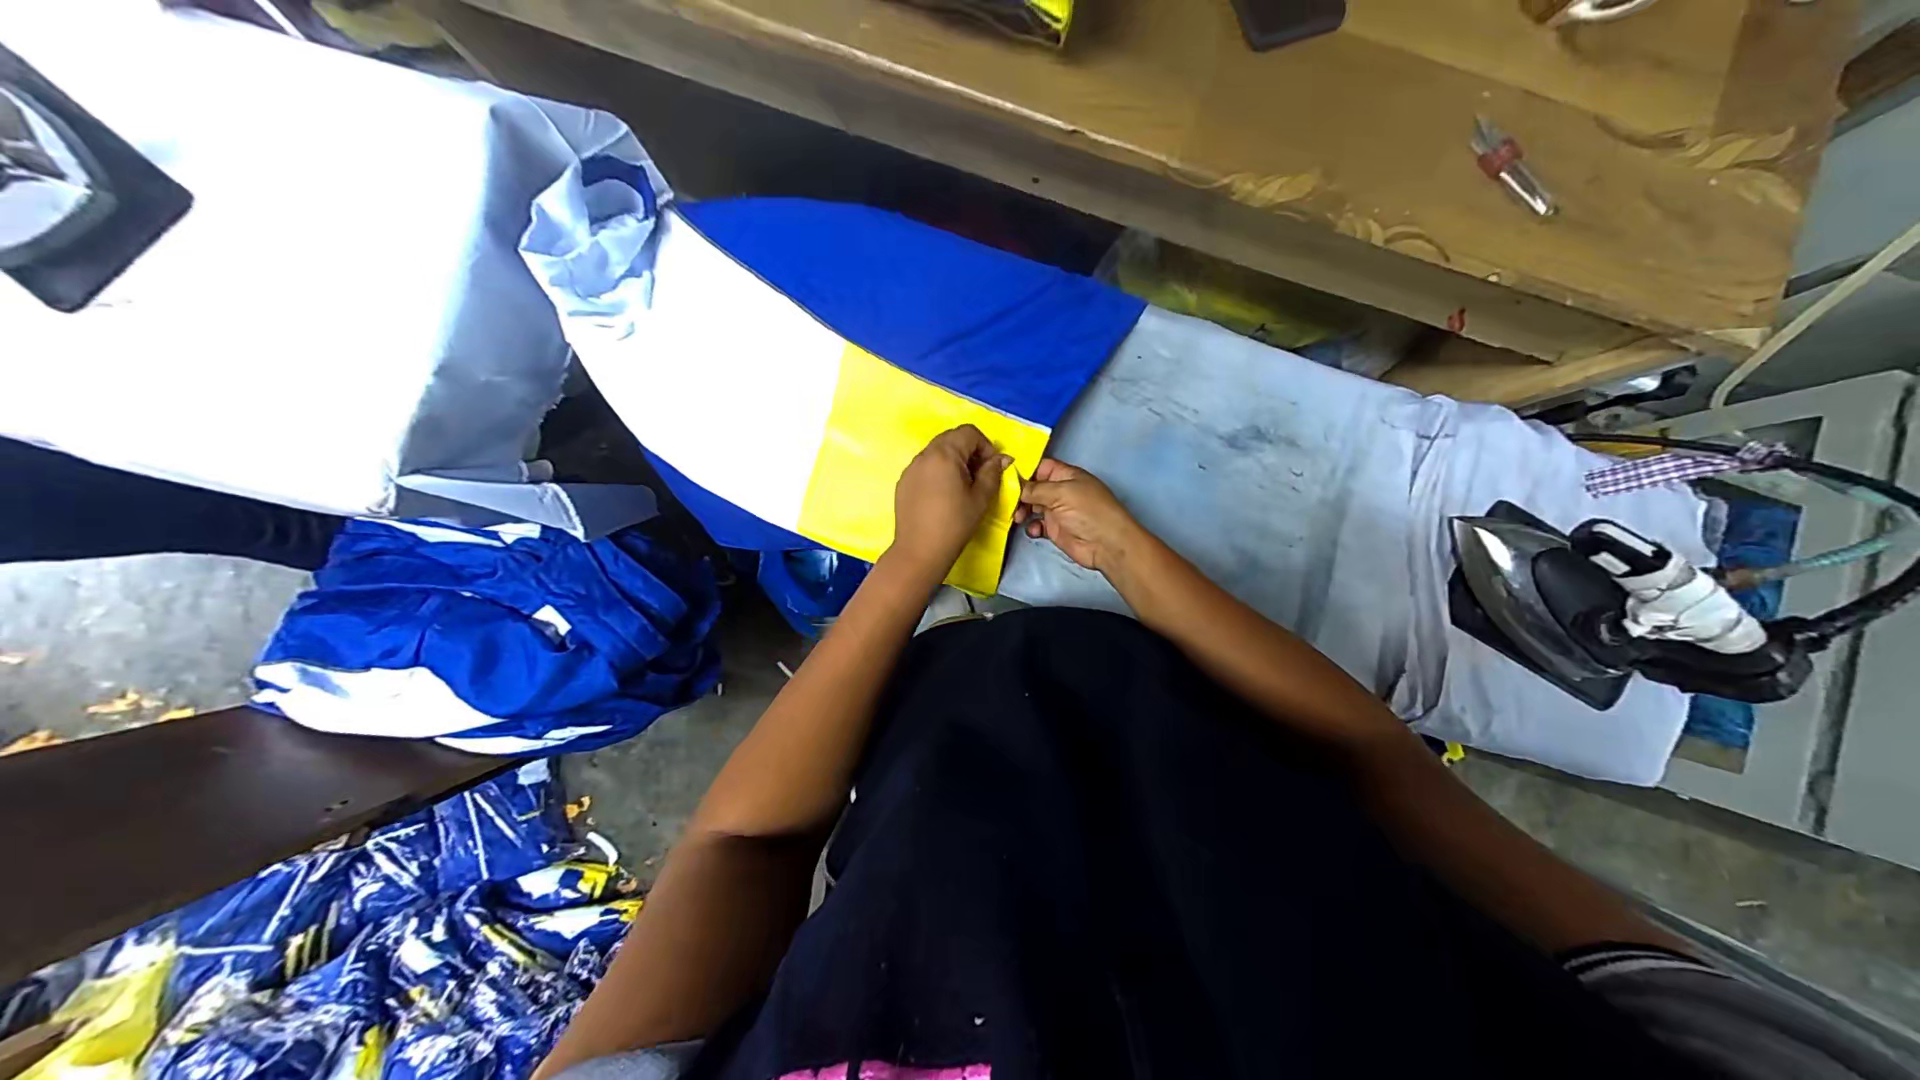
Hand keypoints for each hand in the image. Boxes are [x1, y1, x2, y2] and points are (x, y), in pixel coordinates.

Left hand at [889, 425, 1012, 575]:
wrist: (920, 550)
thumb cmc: (955, 523)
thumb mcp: (981, 498)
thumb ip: (992, 472)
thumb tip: (1002, 458)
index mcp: (945, 453)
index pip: (969, 432)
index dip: (985, 446)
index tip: (991, 467)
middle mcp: (924, 454)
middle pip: (951, 438)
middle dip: (969, 451)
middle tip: (979, 475)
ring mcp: (910, 468)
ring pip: (936, 452)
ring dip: (953, 461)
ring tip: (961, 486)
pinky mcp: (903, 482)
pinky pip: (924, 467)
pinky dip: (938, 472)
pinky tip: (942, 496)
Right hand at [1014, 459, 1142, 572]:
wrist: (1106, 544)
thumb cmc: (1088, 511)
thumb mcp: (1061, 493)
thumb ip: (1036, 489)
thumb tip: (1016, 486)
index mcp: (1066, 475)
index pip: (1041, 467)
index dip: (1025, 471)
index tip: (1006, 477)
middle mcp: (1060, 491)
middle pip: (1033, 488)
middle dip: (1019, 493)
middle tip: (1007, 501)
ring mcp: (1057, 511)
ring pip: (1032, 507)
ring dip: (1022, 511)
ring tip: (1018, 517)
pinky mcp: (1055, 530)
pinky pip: (1037, 525)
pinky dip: (1032, 527)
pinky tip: (1034, 530)